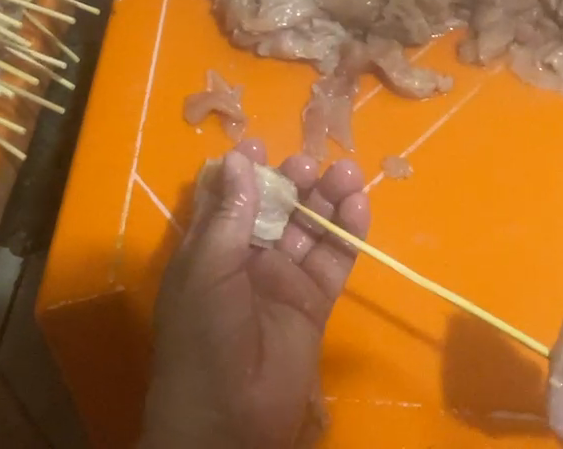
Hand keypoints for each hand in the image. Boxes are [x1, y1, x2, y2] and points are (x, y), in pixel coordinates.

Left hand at [138, 141, 370, 448]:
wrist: (228, 418)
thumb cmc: (203, 335)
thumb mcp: (207, 268)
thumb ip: (229, 214)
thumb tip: (239, 158)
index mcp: (211, 246)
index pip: (228, 197)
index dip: (243, 170)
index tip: (258, 143)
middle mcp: (247, 256)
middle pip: (274, 206)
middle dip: (291, 180)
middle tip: (307, 163)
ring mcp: (282, 278)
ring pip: (308, 227)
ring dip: (325, 198)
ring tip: (346, 172)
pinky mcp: (313, 302)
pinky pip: (333, 259)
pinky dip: (348, 232)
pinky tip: (360, 204)